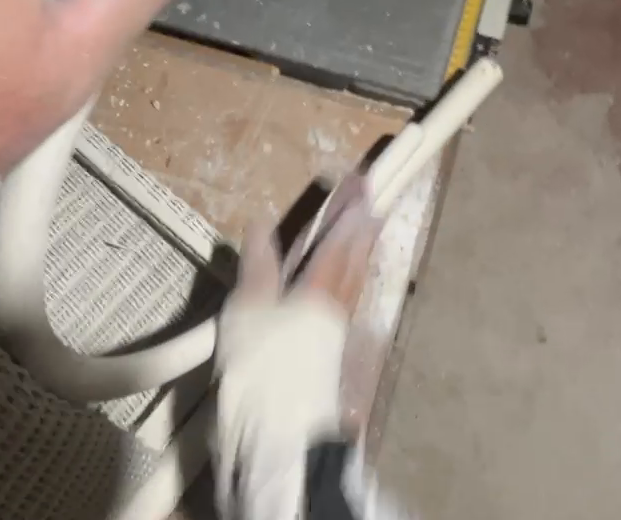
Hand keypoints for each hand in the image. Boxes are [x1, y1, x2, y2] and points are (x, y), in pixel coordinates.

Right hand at [213, 177, 382, 519]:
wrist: (280, 437)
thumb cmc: (263, 365)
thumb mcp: (248, 310)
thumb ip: (258, 266)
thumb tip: (260, 224)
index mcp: (319, 288)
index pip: (340, 240)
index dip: (351, 211)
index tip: (362, 183)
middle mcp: (337, 307)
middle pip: (357, 258)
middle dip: (363, 227)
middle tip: (371, 199)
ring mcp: (340, 334)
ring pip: (356, 281)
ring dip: (360, 252)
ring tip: (365, 232)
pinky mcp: (335, 357)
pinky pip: (349, 304)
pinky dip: (350, 282)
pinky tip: (344, 290)